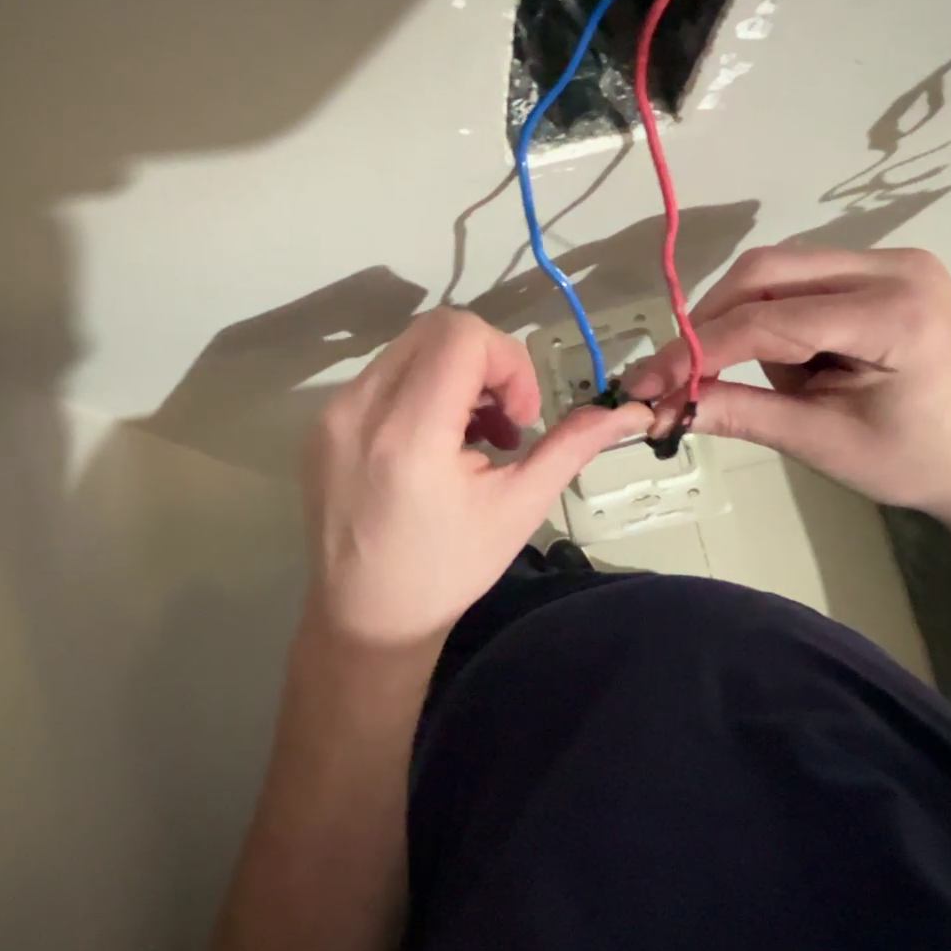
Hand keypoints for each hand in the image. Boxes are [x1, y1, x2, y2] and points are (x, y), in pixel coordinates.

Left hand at [303, 309, 651, 648]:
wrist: (366, 619)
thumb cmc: (446, 572)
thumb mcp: (516, 510)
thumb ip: (569, 448)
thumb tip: (629, 411)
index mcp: (408, 435)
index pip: (462, 336)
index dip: (509, 361)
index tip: (520, 417)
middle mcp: (359, 411)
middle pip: (435, 330)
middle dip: (485, 363)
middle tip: (502, 422)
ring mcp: (332, 416)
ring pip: (408, 349)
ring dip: (453, 376)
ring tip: (472, 439)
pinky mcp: (321, 425)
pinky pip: (382, 378)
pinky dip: (420, 392)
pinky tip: (436, 445)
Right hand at [625, 246, 950, 526]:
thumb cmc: (921, 463)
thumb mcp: (823, 442)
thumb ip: (742, 413)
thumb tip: (664, 407)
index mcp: (892, 312)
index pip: (764, 318)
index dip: (694, 352)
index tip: (644, 386)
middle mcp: (893, 266)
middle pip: (765, 271)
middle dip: (710, 325)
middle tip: (679, 378)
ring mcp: (892, 264)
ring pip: (778, 272)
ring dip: (743, 324)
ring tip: (762, 382)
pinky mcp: (885, 276)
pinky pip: (802, 283)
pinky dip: (772, 321)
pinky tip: (791, 364)